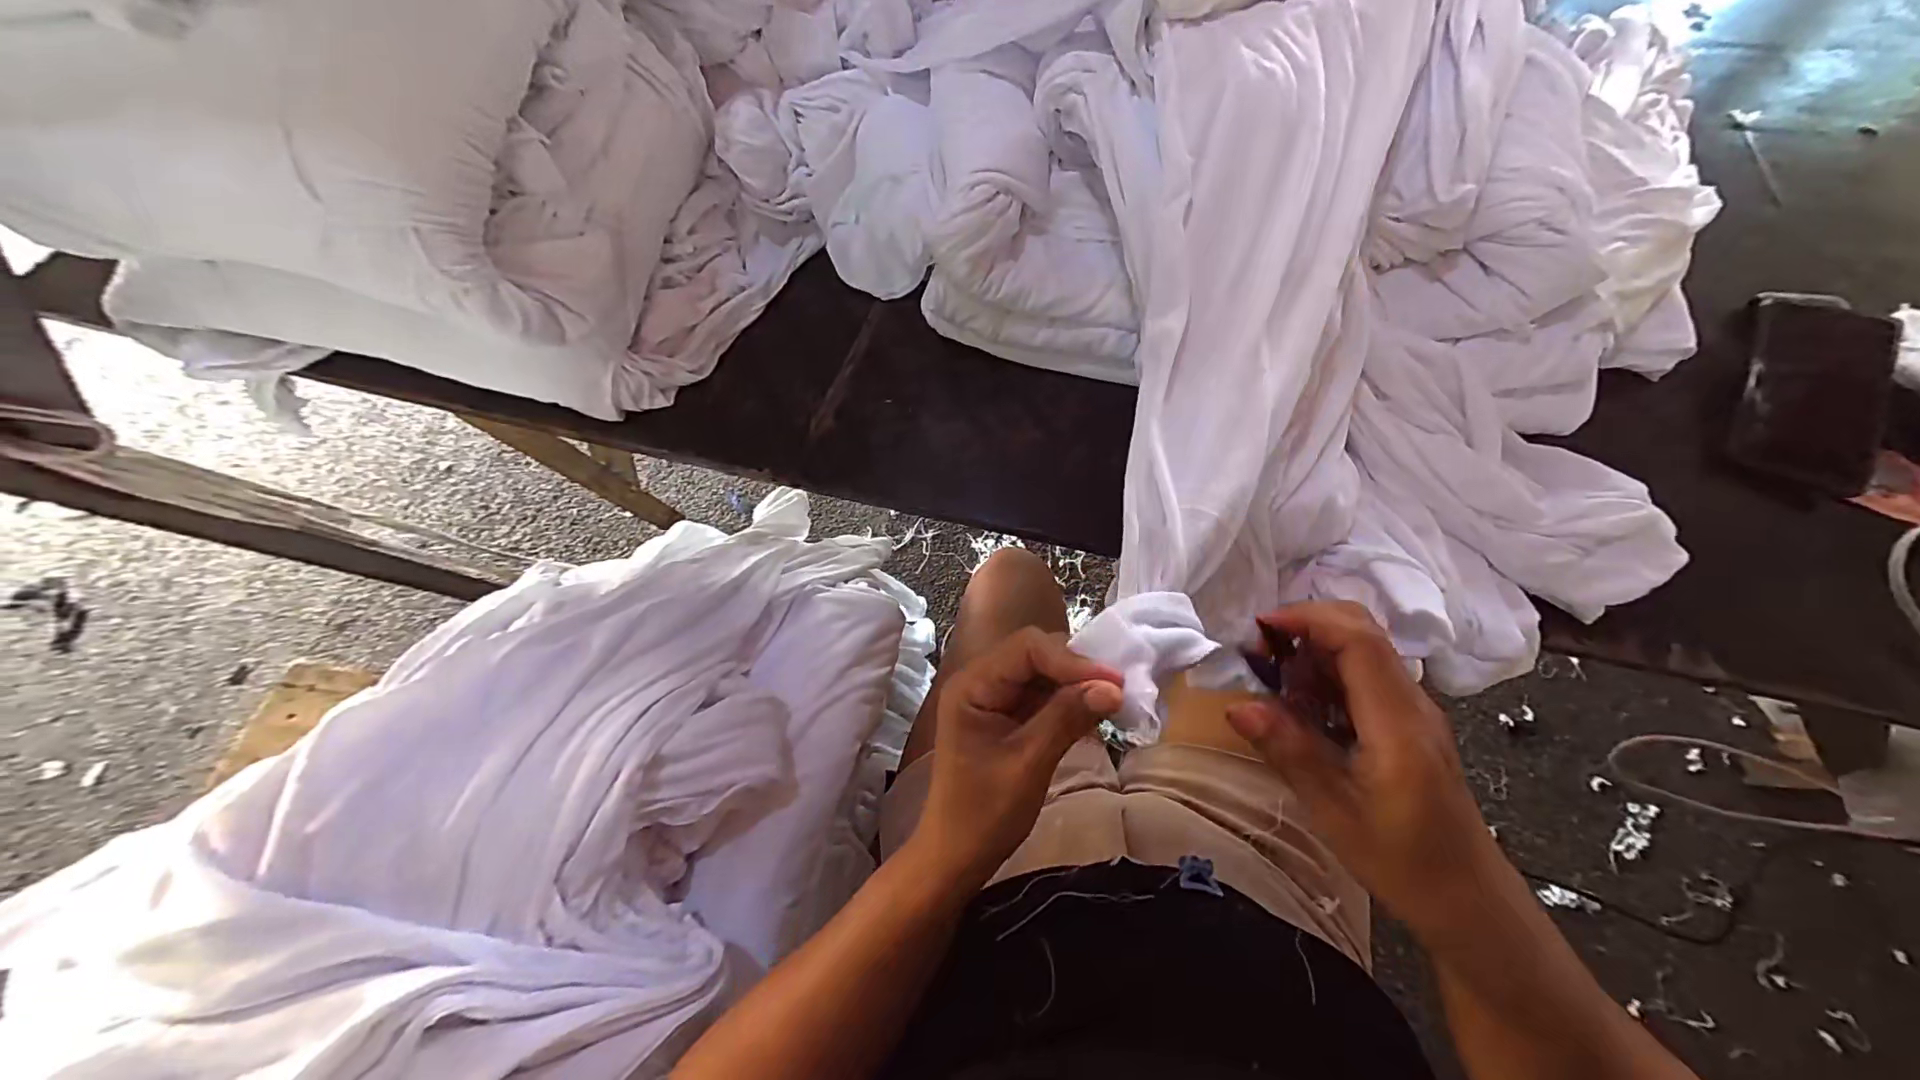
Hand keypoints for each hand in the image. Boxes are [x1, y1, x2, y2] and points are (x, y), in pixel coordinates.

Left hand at [908, 627, 1124, 891]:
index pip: (1026, 648)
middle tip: (1117, 690)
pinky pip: (1041, 694)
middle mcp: (979, 680)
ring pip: (1042, 672)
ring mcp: (992, 697)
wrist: (955, 854)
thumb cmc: (984, 814)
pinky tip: (1092, 711)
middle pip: (1034, 653)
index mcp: (972, 685)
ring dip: (1076, 683)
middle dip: (1076, 668)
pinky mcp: (1005, 714)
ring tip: (1112, 699)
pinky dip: (1067, 700)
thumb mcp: (1029, 764)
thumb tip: (1113, 688)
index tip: (1113, 682)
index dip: (1072, 660)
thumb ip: (1066, 718)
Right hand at [1225, 602, 1508, 934]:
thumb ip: (1288, 750)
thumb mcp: (1334, 811)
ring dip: (1311, 652)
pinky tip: (1301, 710)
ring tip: (1274, 689)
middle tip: (1260, 657)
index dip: (1306, 619)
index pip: (1358, 639)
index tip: (1257, 629)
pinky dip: (1323, 675)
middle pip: (1362, 630)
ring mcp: (1411, 710)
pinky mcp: (1405, 721)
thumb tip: (1236, 705)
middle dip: (1304, 626)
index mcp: (1397, 722)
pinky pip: (1362, 676)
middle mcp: (1411, 703)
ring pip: (1361, 650)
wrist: (1468, 899)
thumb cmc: (1402, 862)